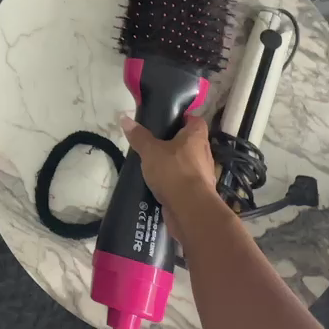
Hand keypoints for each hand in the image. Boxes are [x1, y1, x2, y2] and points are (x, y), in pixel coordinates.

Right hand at [120, 113, 219, 227]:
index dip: (182, 118)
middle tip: (153, 143)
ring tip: (152, 164)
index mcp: (196, 137)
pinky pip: (183, 182)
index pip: (194, 120)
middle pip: (189, 142)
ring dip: (173, 164)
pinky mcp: (197, 193)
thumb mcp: (151, 150)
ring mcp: (202, 175)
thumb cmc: (174, 171)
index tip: (166, 121)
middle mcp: (203, 153)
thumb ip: (139, 136)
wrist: (190, 210)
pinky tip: (157, 184)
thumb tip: (124, 118)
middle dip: (173, 143)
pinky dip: (173, 183)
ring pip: (186, 163)